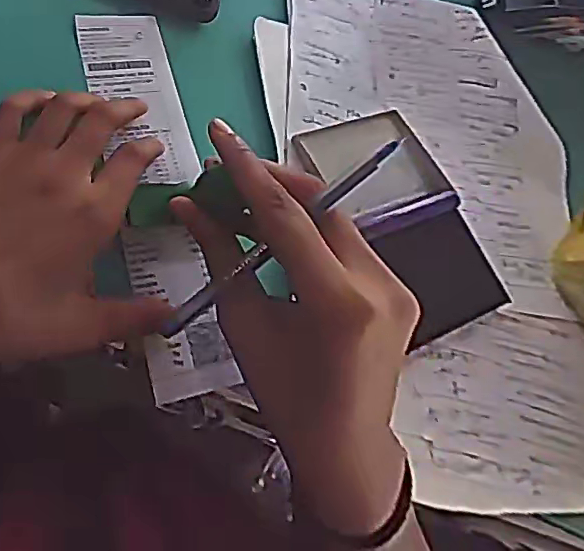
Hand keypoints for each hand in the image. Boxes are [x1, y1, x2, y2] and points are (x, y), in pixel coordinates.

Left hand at [0, 90, 169, 379]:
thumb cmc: (16, 317)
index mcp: (94, 213)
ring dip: (84, 98)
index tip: (153, 144)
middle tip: (134, 108)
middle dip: (124, 109)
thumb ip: (129, 317)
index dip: (148, 147)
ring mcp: (25, 159)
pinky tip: (43, 99)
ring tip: (95, 102)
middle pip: (102, 121)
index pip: (133, 161)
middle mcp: (65, 174)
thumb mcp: (80, 326)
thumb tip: (171, 315)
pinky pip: (13, 110)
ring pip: (63, 107)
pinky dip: (32, 97)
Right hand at [170, 120, 417, 538]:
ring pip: (333, 214)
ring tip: (242, 197)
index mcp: (338, 301)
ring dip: (287, 199)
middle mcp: (377, 283)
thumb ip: (220, 253)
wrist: (347, 449)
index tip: (221, 134)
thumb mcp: (244, 323)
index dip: (247, 169)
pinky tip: (276, 228)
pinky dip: (307, 223)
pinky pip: (344, 236)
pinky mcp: (395, 284)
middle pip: (317, 202)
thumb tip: (187, 205)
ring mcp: (394, 282)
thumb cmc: (286, 397)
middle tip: (225, 171)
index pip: (286, 215)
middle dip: (268, 177)